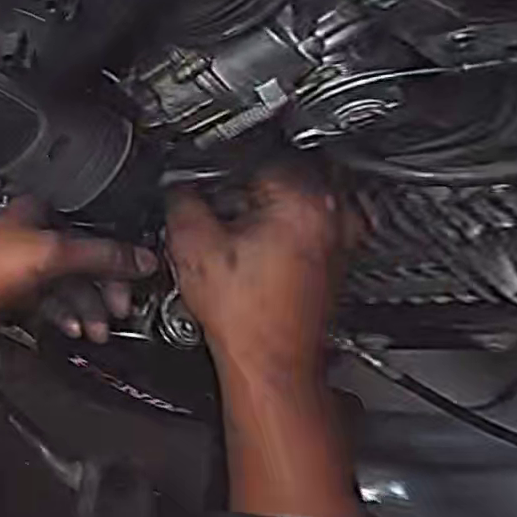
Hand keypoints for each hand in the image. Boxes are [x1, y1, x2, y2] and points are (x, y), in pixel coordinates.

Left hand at [0, 200, 157, 337]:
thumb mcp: (52, 255)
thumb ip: (100, 255)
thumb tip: (141, 258)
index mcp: (40, 214)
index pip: (94, 231)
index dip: (117, 254)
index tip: (137, 276)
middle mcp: (35, 237)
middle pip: (85, 262)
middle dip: (103, 289)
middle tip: (118, 309)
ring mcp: (28, 266)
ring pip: (70, 286)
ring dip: (87, 309)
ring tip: (96, 329)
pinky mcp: (20, 292)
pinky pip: (54, 304)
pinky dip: (66, 315)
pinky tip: (73, 327)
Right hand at [165, 166, 353, 385]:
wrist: (270, 360)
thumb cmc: (244, 315)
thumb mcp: (191, 244)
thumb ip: (180, 200)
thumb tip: (177, 187)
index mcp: (305, 203)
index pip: (255, 157)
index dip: (216, 169)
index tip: (198, 181)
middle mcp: (334, 217)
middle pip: (276, 175)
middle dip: (236, 186)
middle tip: (209, 206)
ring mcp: (340, 240)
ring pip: (288, 199)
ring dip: (254, 207)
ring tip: (225, 231)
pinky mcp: (333, 259)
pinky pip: (299, 224)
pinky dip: (272, 228)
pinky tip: (244, 249)